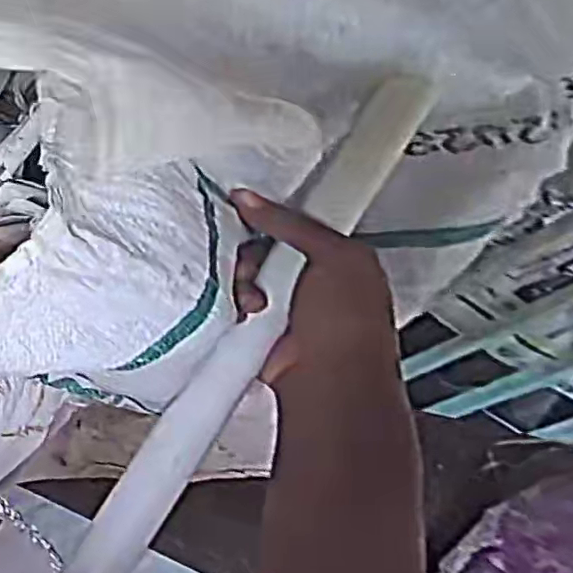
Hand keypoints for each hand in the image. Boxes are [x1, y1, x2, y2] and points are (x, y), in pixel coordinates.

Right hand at [229, 189, 397, 390]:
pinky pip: (226, 294)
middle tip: (253, 268)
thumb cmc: (346, 320)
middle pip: (256, 246)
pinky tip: (245, 310)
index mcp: (336, 255)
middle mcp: (306, 274)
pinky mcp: (253, 317)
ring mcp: (279, 297)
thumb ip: (292, 225)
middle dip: (247, 253)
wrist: (325, 374)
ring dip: (239, 280)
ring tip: (254, 299)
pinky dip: (229, 299)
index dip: (265, 218)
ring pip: (238, 270)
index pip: (289, 223)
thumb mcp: (334, 258)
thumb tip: (246, 198)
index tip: (241, 213)